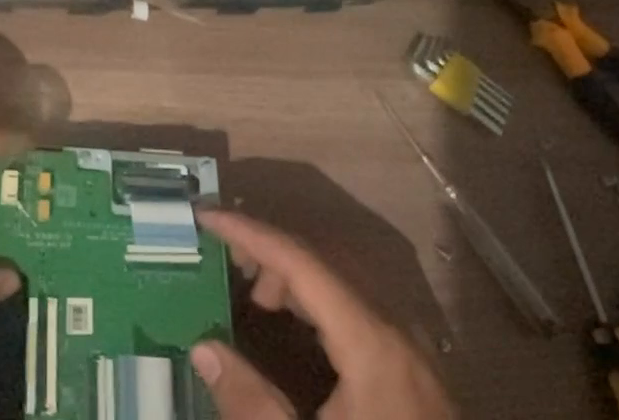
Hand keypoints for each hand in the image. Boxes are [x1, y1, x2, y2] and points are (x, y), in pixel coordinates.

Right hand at [190, 210, 454, 419]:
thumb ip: (252, 403)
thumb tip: (203, 348)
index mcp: (371, 342)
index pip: (301, 261)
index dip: (250, 232)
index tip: (207, 216)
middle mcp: (397, 327)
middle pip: (326, 259)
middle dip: (270, 249)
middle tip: (223, 258)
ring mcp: (411, 344)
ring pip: (346, 277)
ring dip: (296, 272)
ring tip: (256, 294)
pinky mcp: (415, 364)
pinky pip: (361, 302)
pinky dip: (320, 294)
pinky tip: (298, 319)